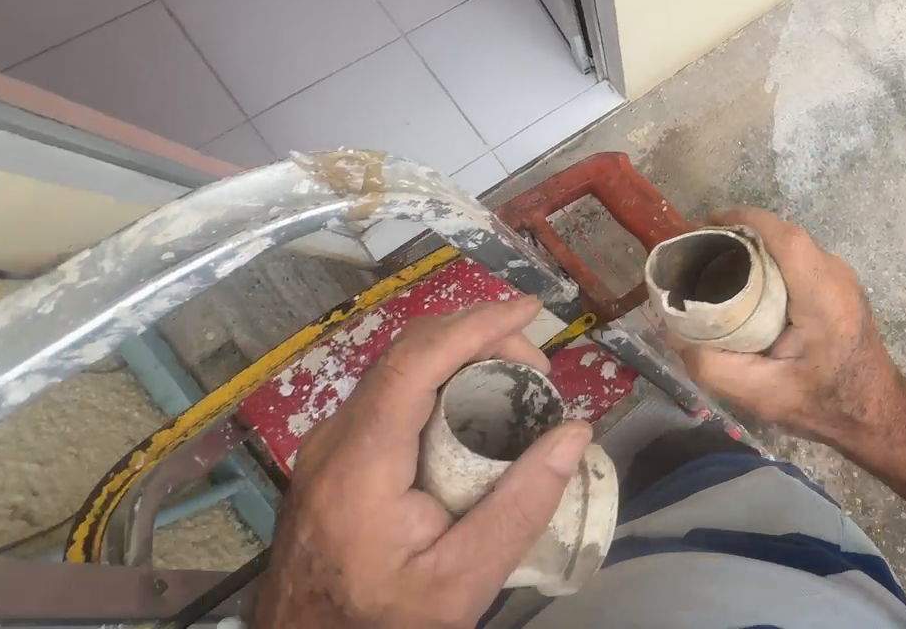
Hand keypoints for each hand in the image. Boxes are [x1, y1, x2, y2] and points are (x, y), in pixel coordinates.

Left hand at [254, 298, 591, 628]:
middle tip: (538, 369)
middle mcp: (334, 442)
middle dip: (481, 335)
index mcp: (358, 468)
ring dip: (463, 351)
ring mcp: (330, 447)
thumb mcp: (461, 585)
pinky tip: (476, 400)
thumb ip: (520, 509)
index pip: (415, 363)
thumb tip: (576, 432)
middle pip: (410, 352)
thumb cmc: (383, 625)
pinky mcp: (336, 456)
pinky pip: (394, 389)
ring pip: (401, 365)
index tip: (531, 308)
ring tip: (516, 380)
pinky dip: (444, 374)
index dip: (476, 325)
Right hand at [676, 209, 905, 458]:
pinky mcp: (839, 282)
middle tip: (698, 251)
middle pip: (784, 237)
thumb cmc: (823, 404)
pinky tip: (745, 279)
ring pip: (791, 245)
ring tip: (714, 263)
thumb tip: (673, 333)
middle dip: (740, 234)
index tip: (706, 223)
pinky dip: (770, 259)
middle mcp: (836, 275)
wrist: (874, 411)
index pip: (787, 240)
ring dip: (755, 245)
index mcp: (823, 297)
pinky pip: (800, 257)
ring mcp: (842, 275)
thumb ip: (715, 367)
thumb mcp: (762, 395)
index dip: (747, 221)